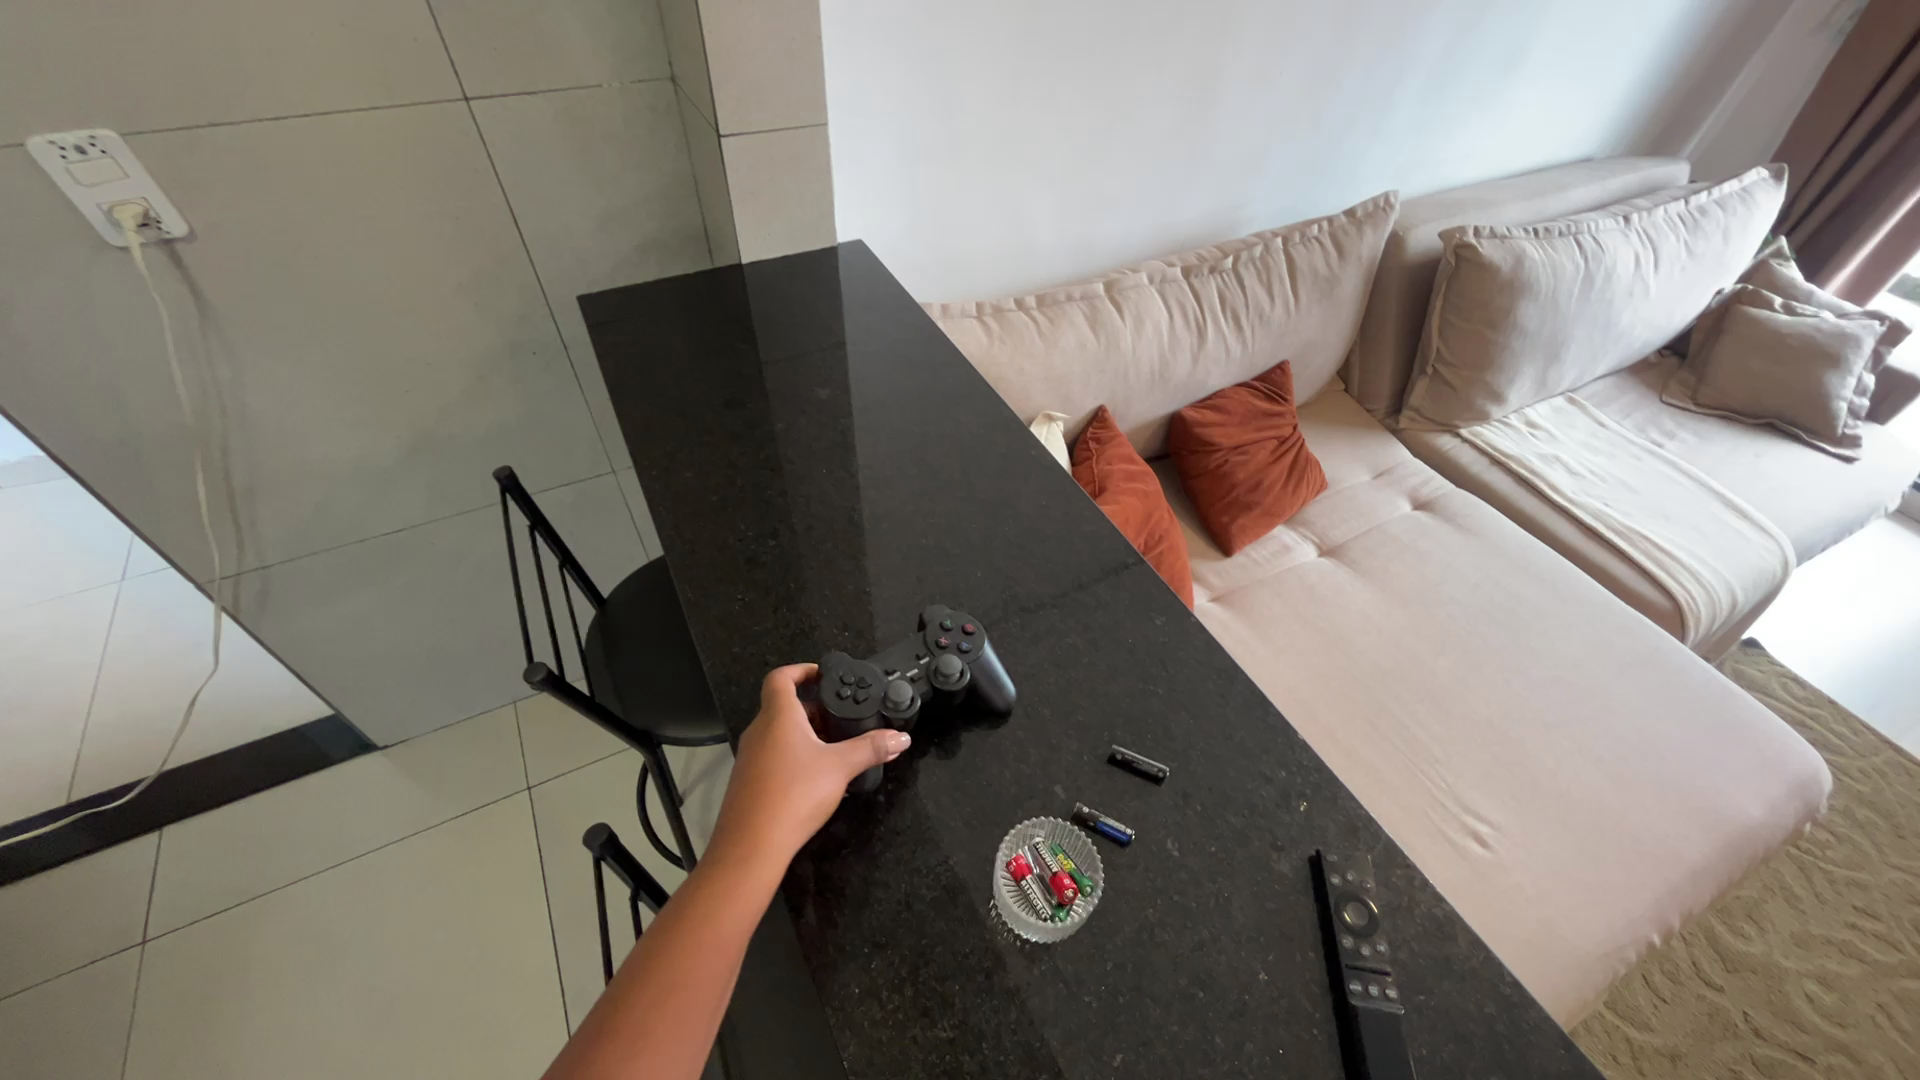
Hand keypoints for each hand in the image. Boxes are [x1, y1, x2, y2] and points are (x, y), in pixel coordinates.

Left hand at [708, 664, 909, 864]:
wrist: (751, 846)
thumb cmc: (793, 795)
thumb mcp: (840, 768)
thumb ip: (871, 748)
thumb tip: (901, 738)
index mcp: (778, 716)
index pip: (781, 677)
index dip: (801, 669)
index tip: (823, 674)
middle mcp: (759, 731)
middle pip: (784, 706)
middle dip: (814, 709)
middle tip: (842, 718)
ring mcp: (751, 757)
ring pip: (780, 733)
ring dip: (807, 734)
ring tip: (836, 748)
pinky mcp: (750, 781)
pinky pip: (774, 756)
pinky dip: (796, 756)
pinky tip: (818, 778)